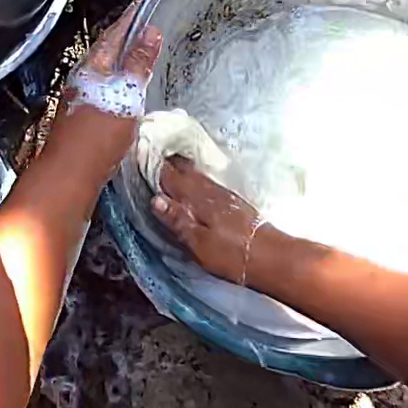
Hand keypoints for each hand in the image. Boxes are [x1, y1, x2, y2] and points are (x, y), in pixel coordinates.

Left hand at [42, 0, 161, 182]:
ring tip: (143, 55)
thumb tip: (151, 33)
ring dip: (125, 60)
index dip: (130, 17)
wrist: (70, 176)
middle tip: (146, 25)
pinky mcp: (86, 118)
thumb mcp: (125, 94)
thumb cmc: (95, 136)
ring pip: (107, 71)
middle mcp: (83, 79)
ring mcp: (82, 99)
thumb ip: (138, 63)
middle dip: (127, 36)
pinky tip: (131, 93)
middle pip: (108, 50)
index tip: (143, 2)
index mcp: (92, 67)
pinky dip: (122, 83)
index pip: (114, 33)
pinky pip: (108, 90)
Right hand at [153, 157, 284, 286]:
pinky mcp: (230, 200)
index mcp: (197, 198)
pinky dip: (192, 176)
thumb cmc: (230, 254)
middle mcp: (208, 189)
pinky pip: (204, 180)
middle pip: (183, 169)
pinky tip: (190, 179)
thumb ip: (177, 220)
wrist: (269, 256)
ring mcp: (221, 193)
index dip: (153, 165)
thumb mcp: (199, 244)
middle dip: (166, 160)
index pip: (170, 176)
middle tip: (148, 151)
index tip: (137, 152)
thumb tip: (155, 198)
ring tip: (164, 160)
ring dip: (179, 166)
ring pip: (194, 173)